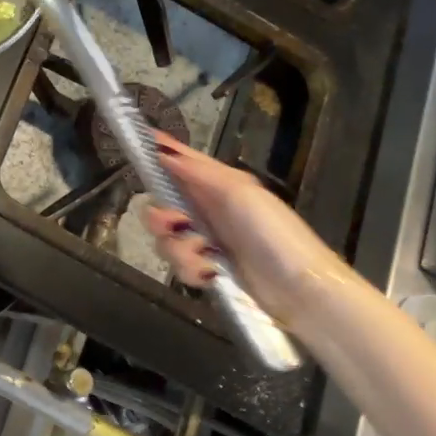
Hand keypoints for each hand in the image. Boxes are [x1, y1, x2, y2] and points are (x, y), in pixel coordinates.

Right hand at [140, 133, 362, 325]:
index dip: (159, 153)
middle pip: (161, 204)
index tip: (134, 145)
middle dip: (160, 218)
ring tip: (202, 258)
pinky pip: (179, 264)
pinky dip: (190, 270)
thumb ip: (199, 172)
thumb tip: (162, 151)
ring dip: (178, 250)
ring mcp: (206, 240)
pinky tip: (209, 275)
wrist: (302, 290)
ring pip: (165, 238)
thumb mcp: (241, 194)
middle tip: (173, 225)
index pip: (182, 161)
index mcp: (219, 185)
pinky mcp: (207, 267)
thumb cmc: (275, 234)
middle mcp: (209, 209)